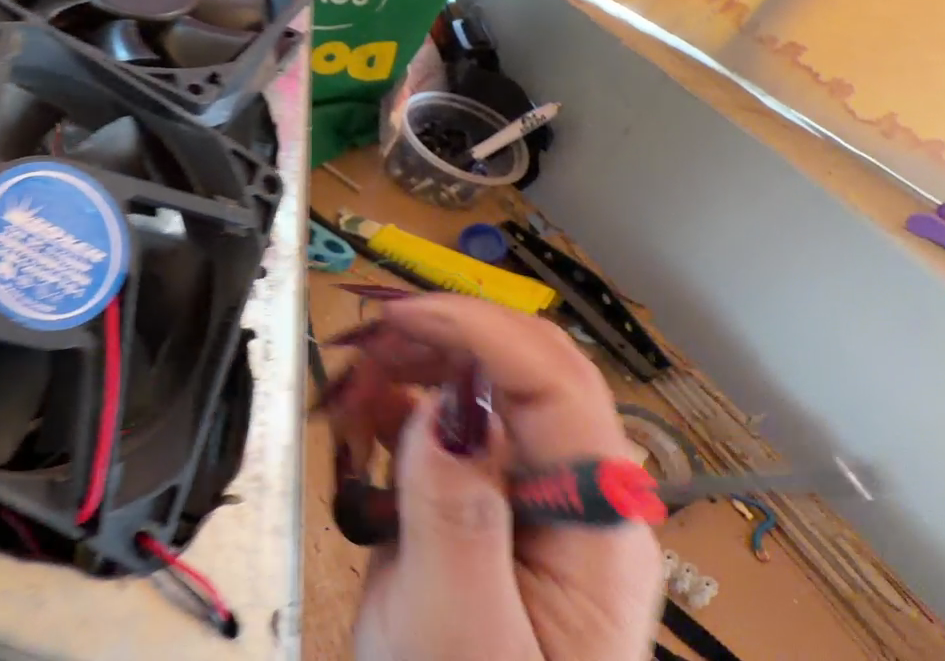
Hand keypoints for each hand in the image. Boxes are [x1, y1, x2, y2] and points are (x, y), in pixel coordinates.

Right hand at [326, 294, 662, 660]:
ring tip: (350, 381)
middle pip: (525, 373)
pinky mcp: (474, 502)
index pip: (559, 389)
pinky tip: (358, 417)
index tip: (398, 315)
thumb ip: (456, 519)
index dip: (482, 331)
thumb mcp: (460, 630)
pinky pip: (441, 426)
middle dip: (444, 338)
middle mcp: (569, 497)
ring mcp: (521, 497)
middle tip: (362, 344)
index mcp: (595, 526)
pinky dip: (395, 403)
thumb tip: (441, 410)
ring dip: (413, 366)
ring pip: (479, 390)